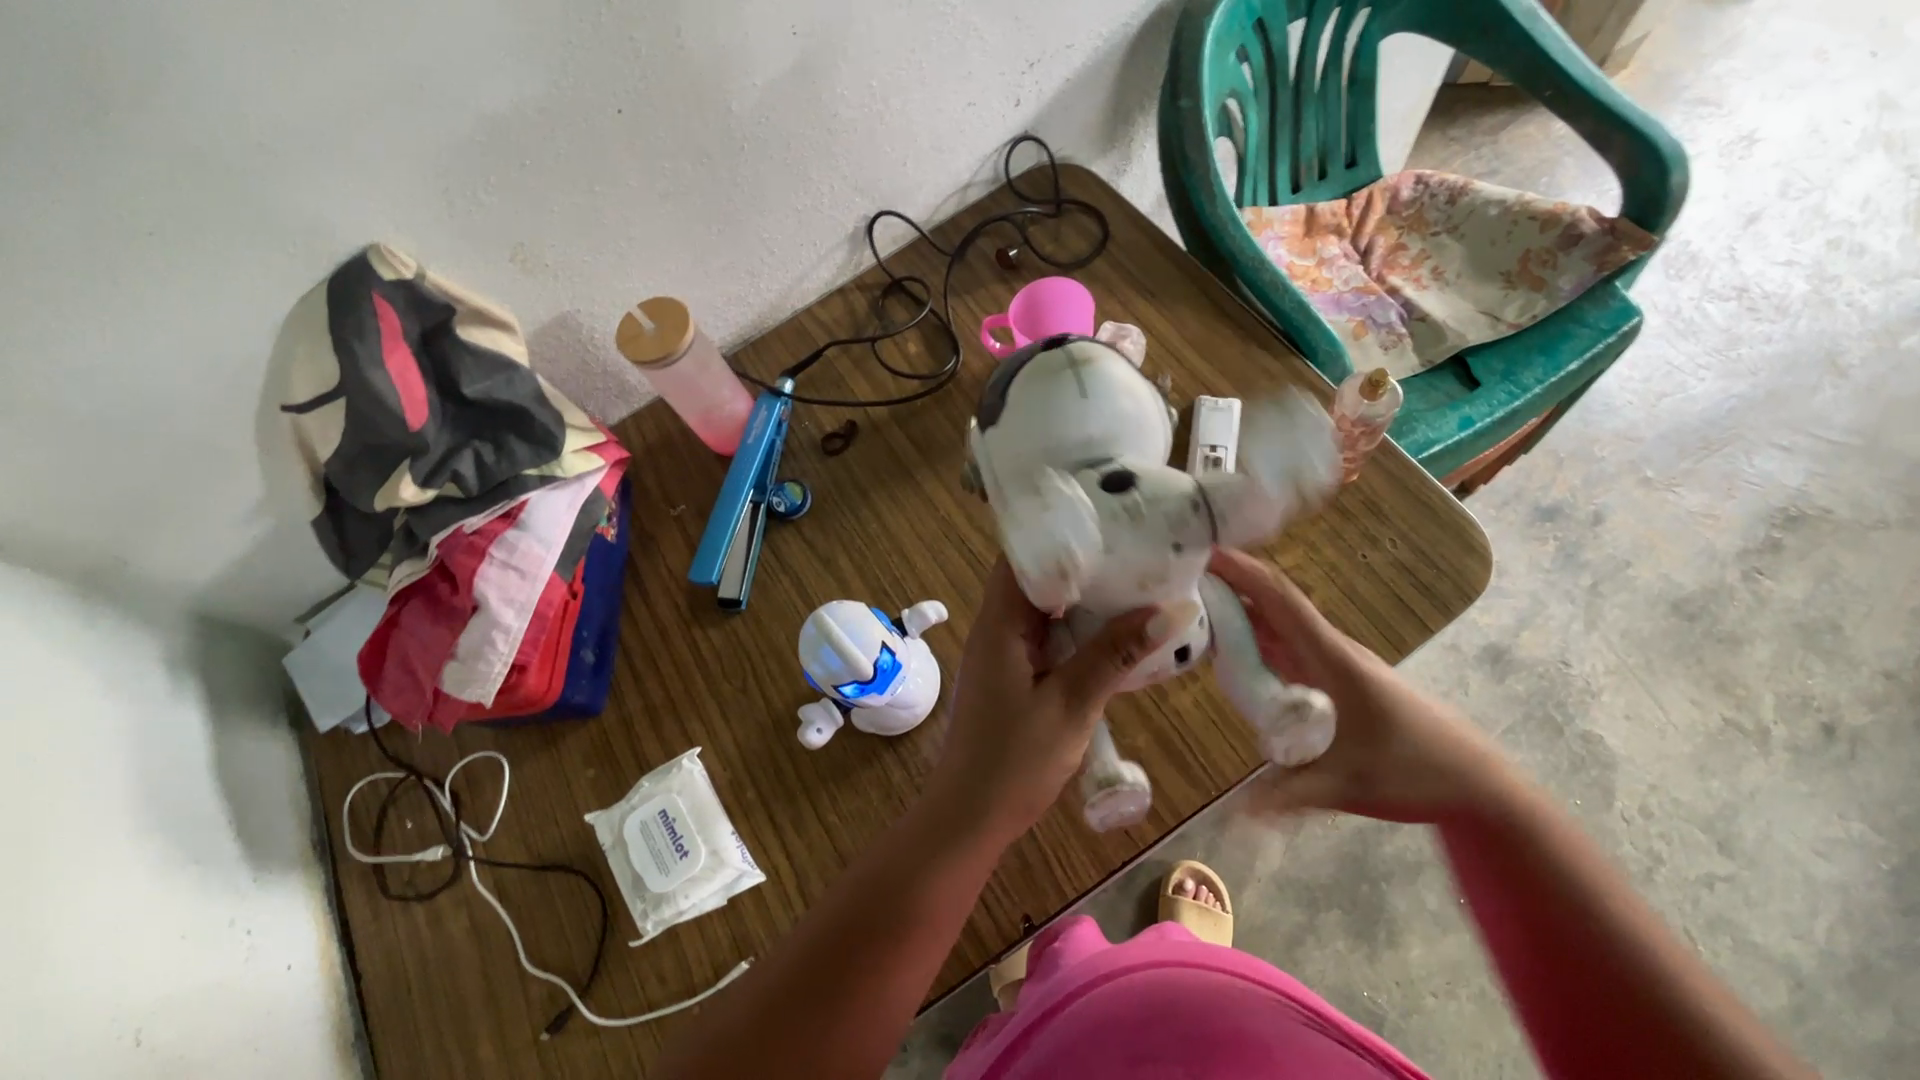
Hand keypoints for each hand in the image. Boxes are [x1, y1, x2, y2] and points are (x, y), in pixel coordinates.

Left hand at [931, 559, 1174, 841]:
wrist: (970, 817)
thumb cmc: (1014, 761)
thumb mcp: (1071, 705)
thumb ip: (1116, 654)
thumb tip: (1172, 608)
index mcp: (1000, 623)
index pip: (1023, 556)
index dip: (1064, 534)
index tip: (1112, 518)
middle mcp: (997, 628)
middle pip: (1038, 578)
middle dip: (1086, 564)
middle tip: (1141, 548)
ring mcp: (1005, 653)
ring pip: (1046, 610)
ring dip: (1086, 600)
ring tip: (1141, 581)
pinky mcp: (1015, 676)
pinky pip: (1049, 638)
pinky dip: (1079, 631)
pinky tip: (1120, 633)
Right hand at [1207, 548, 1517, 822]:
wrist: (1474, 782)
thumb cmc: (1416, 771)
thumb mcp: (1348, 785)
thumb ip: (1289, 796)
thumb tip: (1233, 812)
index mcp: (1333, 659)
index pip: (1281, 601)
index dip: (1242, 573)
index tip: (1202, 552)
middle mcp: (1330, 651)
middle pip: (1273, 606)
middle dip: (1227, 587)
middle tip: (1174, 581)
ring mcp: (1334, 664)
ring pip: (1279, 627)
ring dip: (1238, 613)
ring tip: (1189, 609)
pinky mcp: (1336, 680)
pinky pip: (1286, 648)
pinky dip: (1254, 640)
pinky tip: (1227, 652)